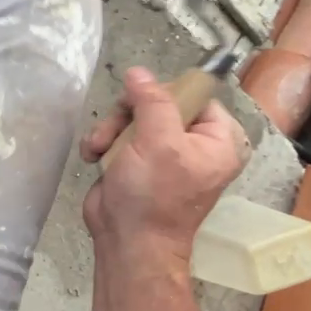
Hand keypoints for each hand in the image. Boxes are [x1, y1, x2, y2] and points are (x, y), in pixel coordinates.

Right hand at [80, 67, 248, 263]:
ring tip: (99, 149)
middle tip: (114, 131)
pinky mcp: (135, 162)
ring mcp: (162, 153)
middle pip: (156, 104)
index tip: (140, 102)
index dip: (165, 94)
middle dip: (127, 116)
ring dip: (108, 131)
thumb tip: (137, 71)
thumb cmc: (154, 194)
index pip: (196, 96)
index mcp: (217, 140)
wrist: (128, 239)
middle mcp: (193, 144)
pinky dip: (101, 144)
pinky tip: (93, 157)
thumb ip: (151, 103)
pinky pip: (117, 136)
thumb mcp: (157, 142)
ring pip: (130, 119)